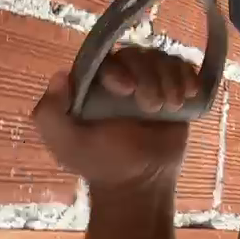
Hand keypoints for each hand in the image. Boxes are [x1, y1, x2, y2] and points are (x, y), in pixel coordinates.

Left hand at [32, 48, 197, 189]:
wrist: (143, 183)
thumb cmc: (103, 163)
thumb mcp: (68, 145)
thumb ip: (50, 115)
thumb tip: (60, 74)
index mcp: (96, 85)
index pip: (109, 58)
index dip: (120, 68)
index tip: (127, 90)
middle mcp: (124, 76)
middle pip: (141, 55)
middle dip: (150, 78)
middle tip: (153, 107)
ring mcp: (152, 80)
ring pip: (164, 59)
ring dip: (172, 79)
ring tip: (172, 105)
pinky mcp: (175, 87)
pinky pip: (185, 66)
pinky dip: (189, 76)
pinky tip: (189, 94)